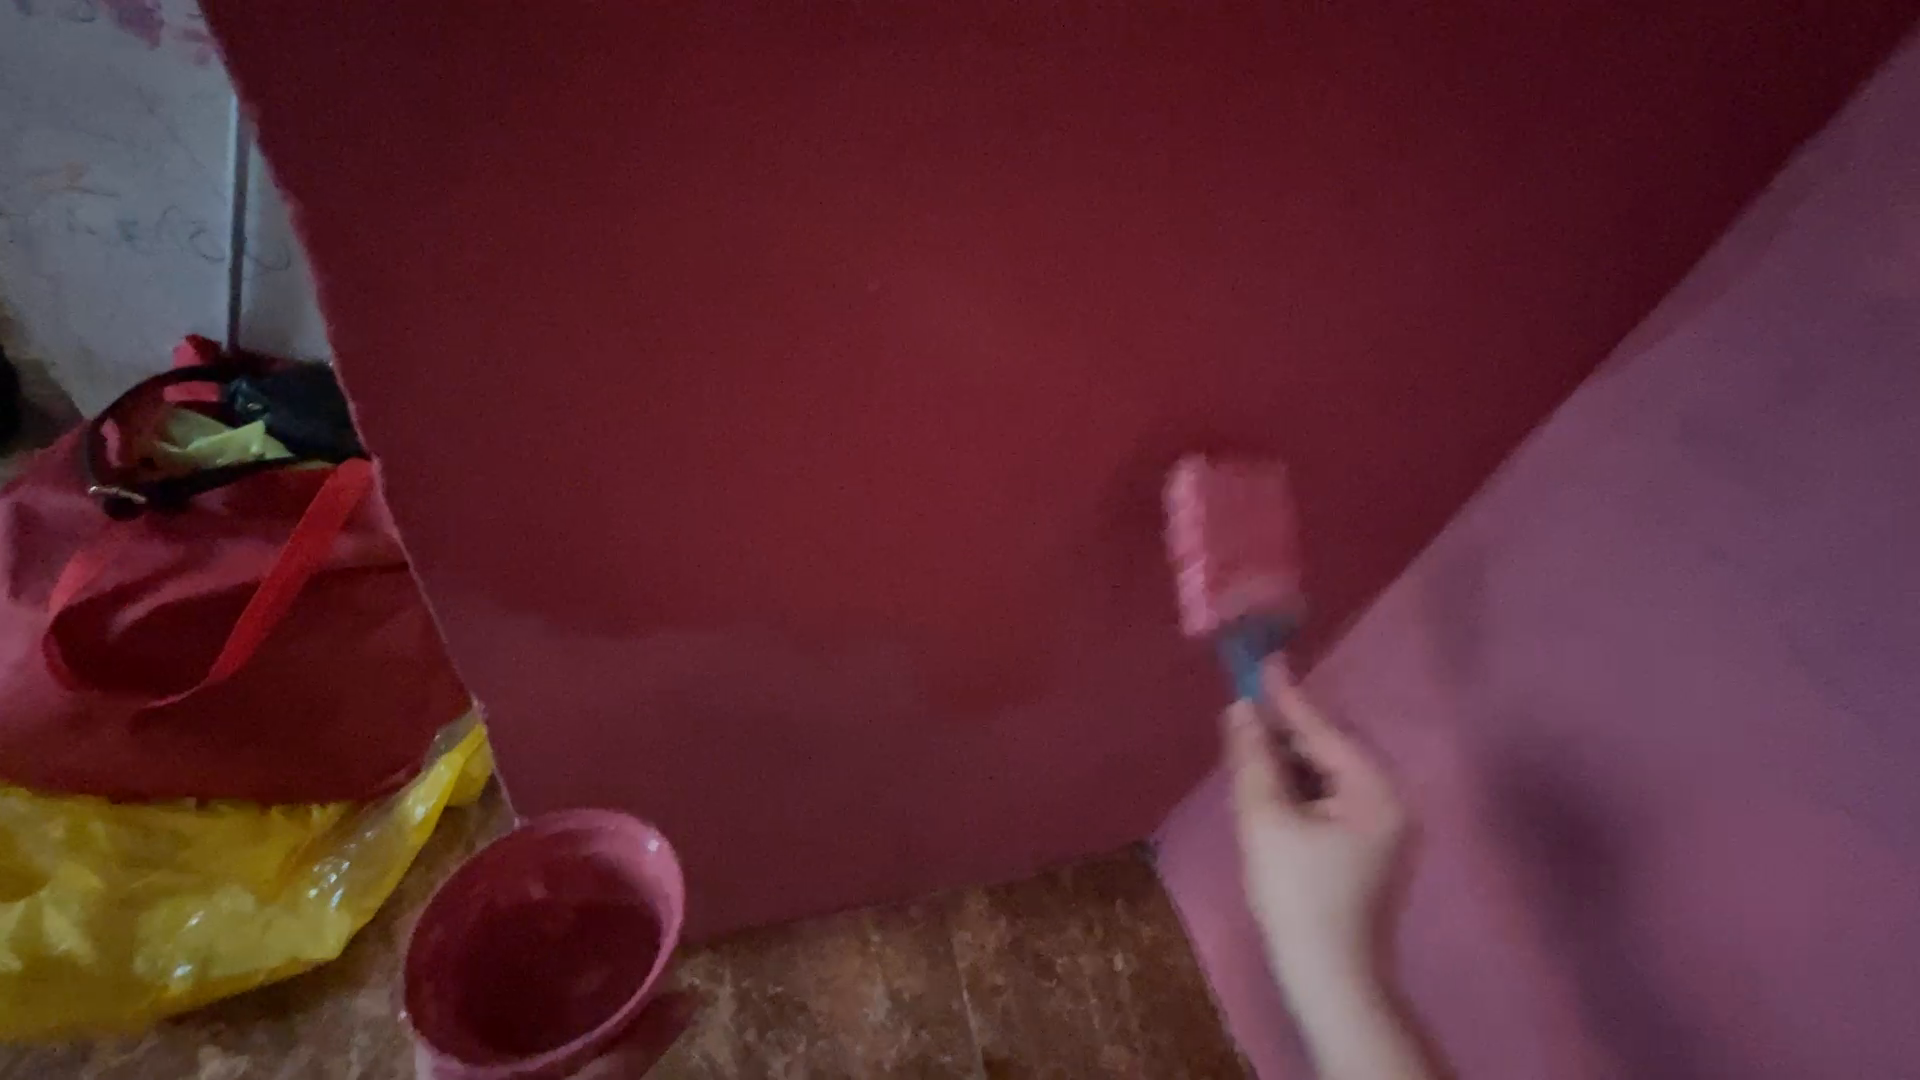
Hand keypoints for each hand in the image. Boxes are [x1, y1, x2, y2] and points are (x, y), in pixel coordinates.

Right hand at [1222, 664, 1406, 985]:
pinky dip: (1297, 784)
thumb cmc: (1296, 894)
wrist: (1330, 976)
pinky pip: (1328, 794)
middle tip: (1240, 715)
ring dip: (1287, 758)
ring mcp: (1381, 823)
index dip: (1285, 694)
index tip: (1260, 658)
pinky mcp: (1366, 842)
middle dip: (1283, 730)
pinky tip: (1268, 785)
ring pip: (1325, 770)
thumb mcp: (1264, 818)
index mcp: (1373, 790)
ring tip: (1247, 751)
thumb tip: (1240, 707)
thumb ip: (1252, 756)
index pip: (1322, 728)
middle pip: (1328, 745)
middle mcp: (1388, 799)